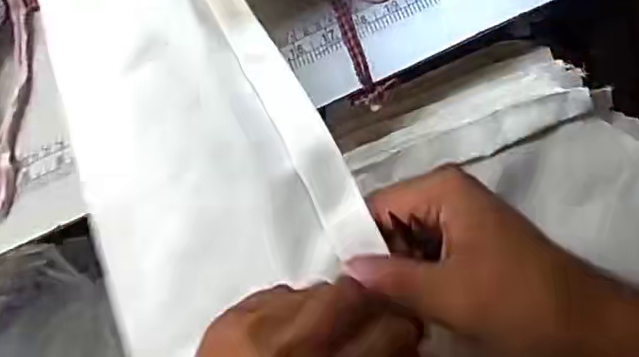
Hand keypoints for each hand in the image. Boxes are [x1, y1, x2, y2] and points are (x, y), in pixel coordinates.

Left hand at [197, 277, 423, 356]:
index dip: (401, 325)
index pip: (383, 334)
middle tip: (377, 313)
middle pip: (350, 296)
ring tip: (325, 323)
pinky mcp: (229, 318)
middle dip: (368, 302)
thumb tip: (395, 349)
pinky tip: (287, 329)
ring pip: (314, 289)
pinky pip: (276, 294)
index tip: (408, 326)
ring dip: (327, 303)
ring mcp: (258, 328)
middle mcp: (294, 348)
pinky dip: (288, 307)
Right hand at [342, 166, 638, 356]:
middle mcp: (448, 192)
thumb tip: (346, 268)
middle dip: (376, 260)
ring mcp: (461, 217)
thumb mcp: (451, 295)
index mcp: (442, 188)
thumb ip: (395, 280)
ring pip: (408, 242)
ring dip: (396, 275)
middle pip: (392, 221)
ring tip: (378, 312)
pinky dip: (416, 280)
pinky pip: (429, 255)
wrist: (585, 325)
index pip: (379, 204)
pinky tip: (408, 312)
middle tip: (358, 306)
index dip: (357, 241)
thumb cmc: (518, 300)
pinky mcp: (471, 243)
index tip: (336, 284)